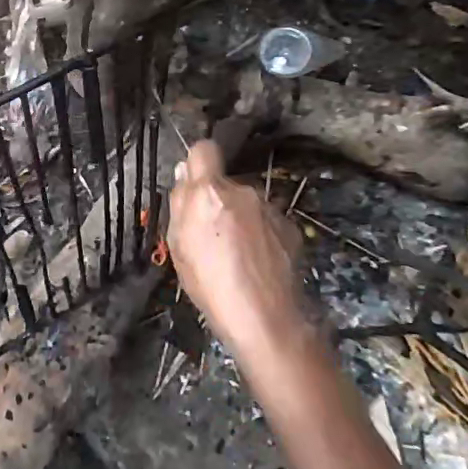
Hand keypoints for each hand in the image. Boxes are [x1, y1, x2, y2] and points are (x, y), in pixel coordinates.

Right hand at [166, 141, 306, 349]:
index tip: (194, 183)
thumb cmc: (210, 285)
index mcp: (209, 192)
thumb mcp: (178, 247)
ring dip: (239, 219)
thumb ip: (179, 204)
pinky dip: (260, 235)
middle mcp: (242, 191)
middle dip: (216, 201)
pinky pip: (265, 221)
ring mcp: (269, 208)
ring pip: (245, 204)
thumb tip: (183, 174)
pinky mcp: (289, 226)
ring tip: (236, 256)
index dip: (197, 162)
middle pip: (223, 184)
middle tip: (210, 236)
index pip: (203, 149)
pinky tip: (257, 263)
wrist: (265, 318)